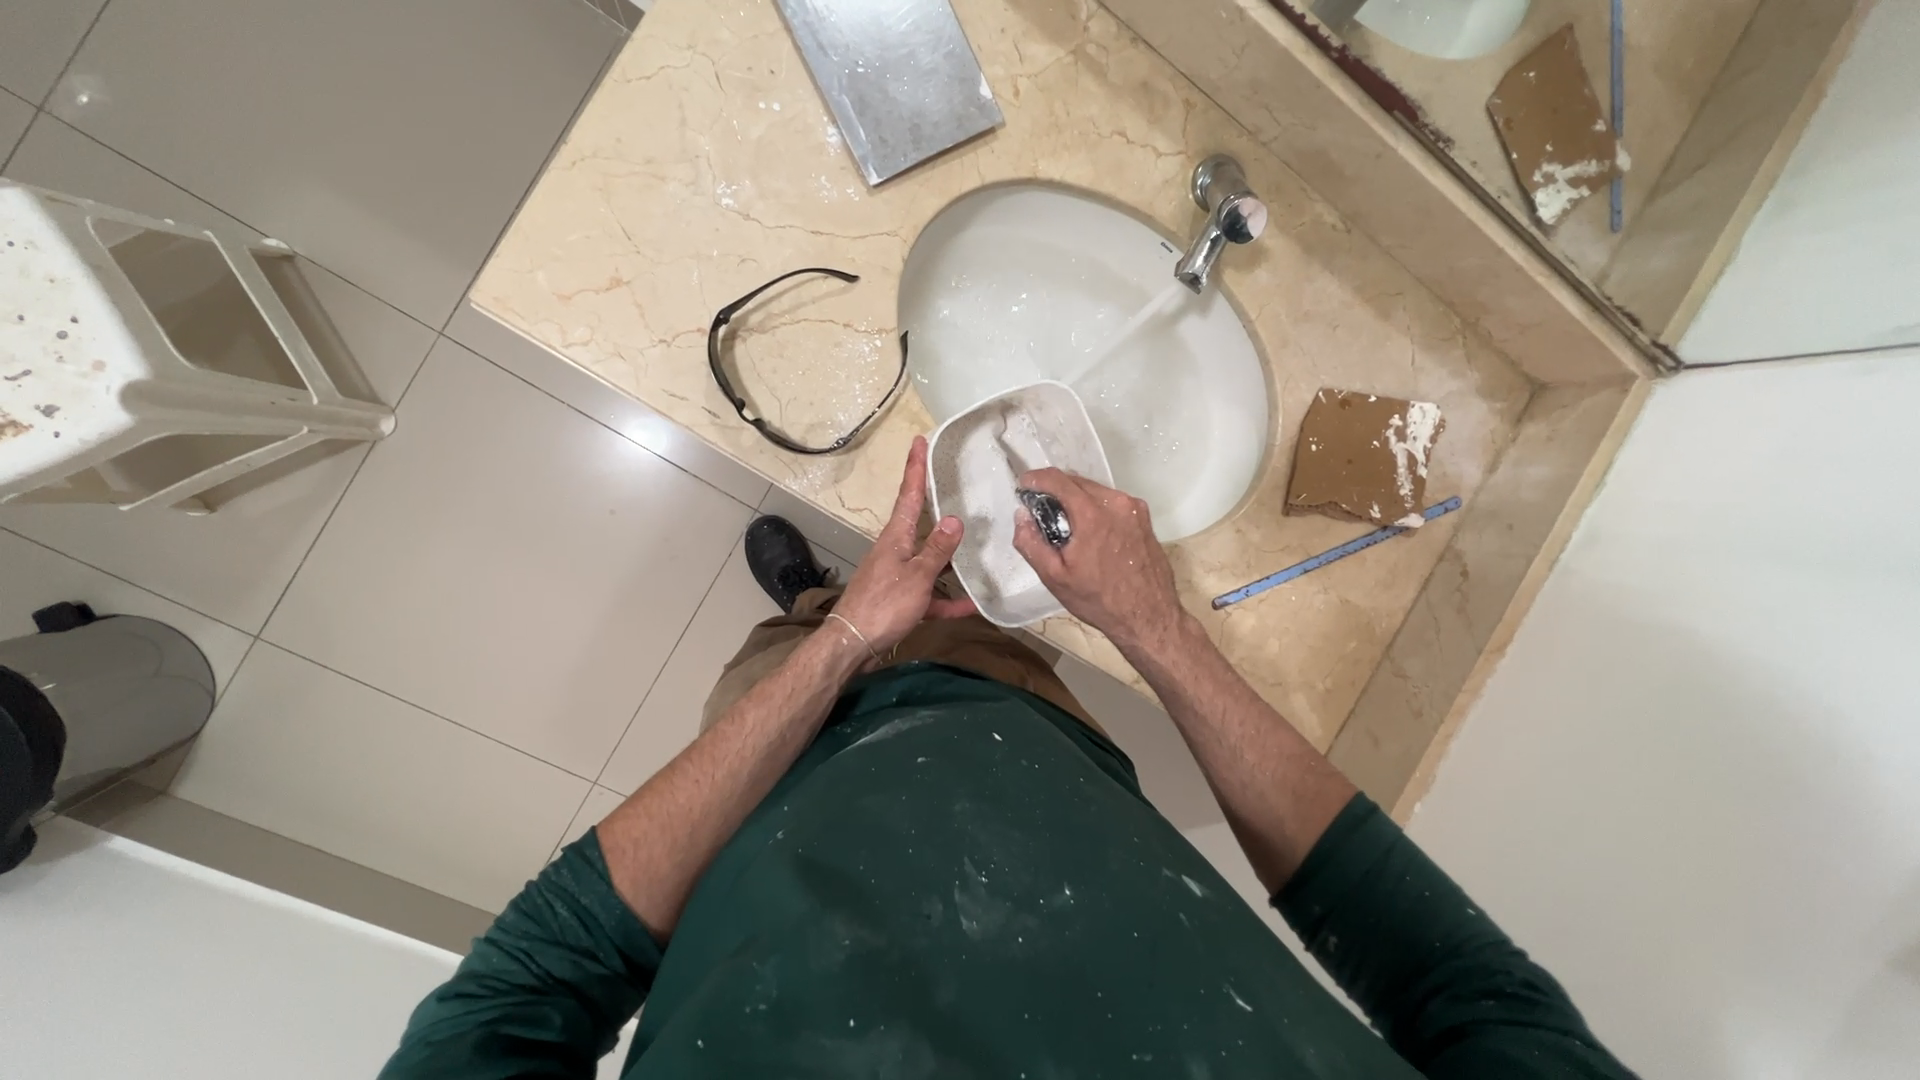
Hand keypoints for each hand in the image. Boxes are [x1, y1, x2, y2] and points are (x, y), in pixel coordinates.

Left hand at [832, 436, 974, 654]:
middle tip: (956, 485)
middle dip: (936, 506)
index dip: (915, 467)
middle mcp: (895, 551)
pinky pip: (929, 596)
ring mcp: (897, 576)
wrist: (852, 645)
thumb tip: (955, 519)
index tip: (919, 440)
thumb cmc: (883, 606)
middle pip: (919, 524)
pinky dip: (948, 600)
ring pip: (929, 561)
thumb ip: (937, 550)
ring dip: (950, 559)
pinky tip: (972, 606)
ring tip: (978, 548)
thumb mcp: (916, 576)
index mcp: (896, 538)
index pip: (909, 495)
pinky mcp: (900, 601)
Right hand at [1012, 468, 1183, 650]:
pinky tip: (1091, 533)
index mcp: (1093, 514)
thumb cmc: (1098, 600)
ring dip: (1076, 499)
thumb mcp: (1054, 577)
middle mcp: (1117, 503)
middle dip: (1056, 491)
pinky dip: (1096, 508)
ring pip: (1096, 490)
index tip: (1024, 486)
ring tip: (1066, 525)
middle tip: (1042, 512)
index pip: (1058, 479)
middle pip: (1077, 481)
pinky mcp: (1144, 518)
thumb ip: (1031, 542)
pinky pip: (1112, 502)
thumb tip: (1021, 516)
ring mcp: (1135, 509)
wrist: (1148, 617)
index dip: (1036, 478)